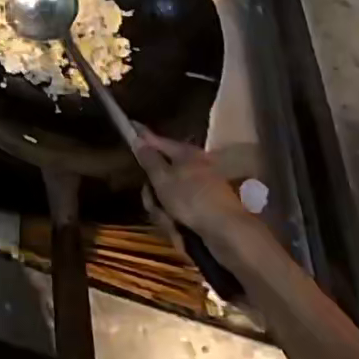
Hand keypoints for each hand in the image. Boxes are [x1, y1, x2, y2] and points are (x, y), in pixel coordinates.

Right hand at [132, 126, 267, 258]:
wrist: (228, 233)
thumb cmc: (192, 200)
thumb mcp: (163, 179)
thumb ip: (149, 159)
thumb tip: (138, 138)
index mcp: (185, 154)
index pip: (158, 140)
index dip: (142, 136)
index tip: (129, 126)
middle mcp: (193, 168)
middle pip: (161, 176)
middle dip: (154, 194)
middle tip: (154, 204)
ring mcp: (200, 190)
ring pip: (168, 199)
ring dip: (165, 214)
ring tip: (172, 225)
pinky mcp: (204, 210)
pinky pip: (180, 213)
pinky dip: (177, 224)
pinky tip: (181, 233)